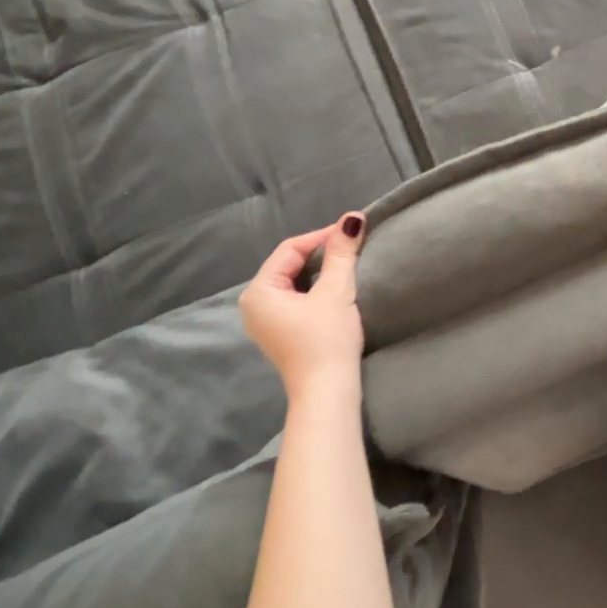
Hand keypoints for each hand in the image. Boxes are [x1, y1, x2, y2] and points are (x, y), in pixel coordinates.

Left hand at [240, 213, 366, 395]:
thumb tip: (353, 217)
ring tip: (347, 266)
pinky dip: (314, 290)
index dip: (321, 236)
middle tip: (351, 248)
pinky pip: (294, 300)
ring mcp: (264, 321)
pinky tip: (334, 292)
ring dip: (319, 272)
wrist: (327, 390)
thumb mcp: (336, 291)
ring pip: (293, 283)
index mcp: (258, 291)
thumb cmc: (327, 338)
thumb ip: (342, 253)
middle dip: (320, 254)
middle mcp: (253, 304)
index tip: (352, 231)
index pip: (290, 250)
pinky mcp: (279, 334)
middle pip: (288, 265)